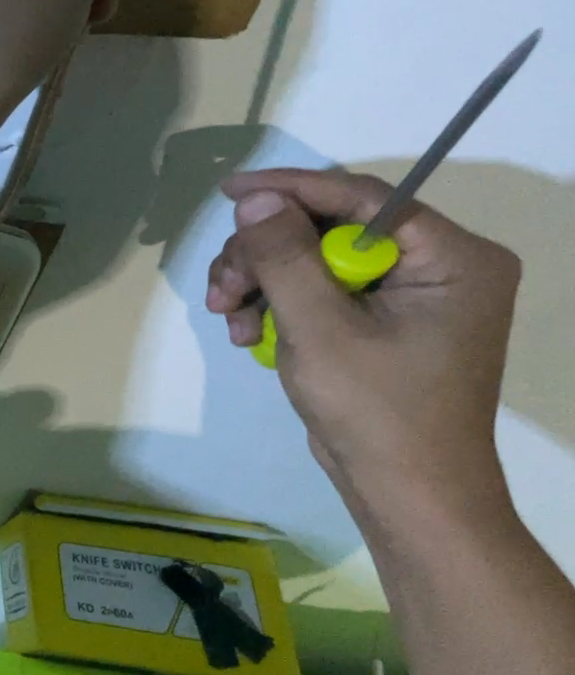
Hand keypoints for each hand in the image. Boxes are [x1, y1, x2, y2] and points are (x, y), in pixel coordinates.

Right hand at [205, 169, 519, 509]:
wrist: (403, 485)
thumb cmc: (374, 407)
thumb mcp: (319, 328)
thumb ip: (285, 257)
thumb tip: (255, 199)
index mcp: (452, 259)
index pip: (363, 199)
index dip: (291, 189)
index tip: (228, 191)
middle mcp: (435, 266)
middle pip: (325, 229)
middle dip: (262, 255)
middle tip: (222, 294)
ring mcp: (405, 294)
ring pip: (308, 258)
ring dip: (258, 283)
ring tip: (231, 321)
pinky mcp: (376, 319)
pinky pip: (312, 288)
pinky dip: (272, 305)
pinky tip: (249, 333)